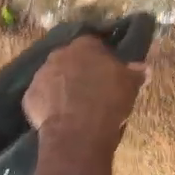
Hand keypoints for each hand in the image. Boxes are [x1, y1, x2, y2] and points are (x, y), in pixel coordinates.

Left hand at [24, 35, 146, 156]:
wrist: (77, 131)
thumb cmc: (108, 102)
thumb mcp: (130, 86)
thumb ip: (135, 72)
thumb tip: (144, 67)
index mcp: (85, 46)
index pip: (94, 43)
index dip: (102, 57)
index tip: (108, 70)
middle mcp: (59, 54)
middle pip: (71, 58)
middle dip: (79, 70)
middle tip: (93, 88)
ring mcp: (41, 74)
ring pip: (54, 77)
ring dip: (63, 86)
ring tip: (76, 105)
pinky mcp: (30, 96)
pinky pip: (43, 96)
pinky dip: (51, 104)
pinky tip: (62, 117)